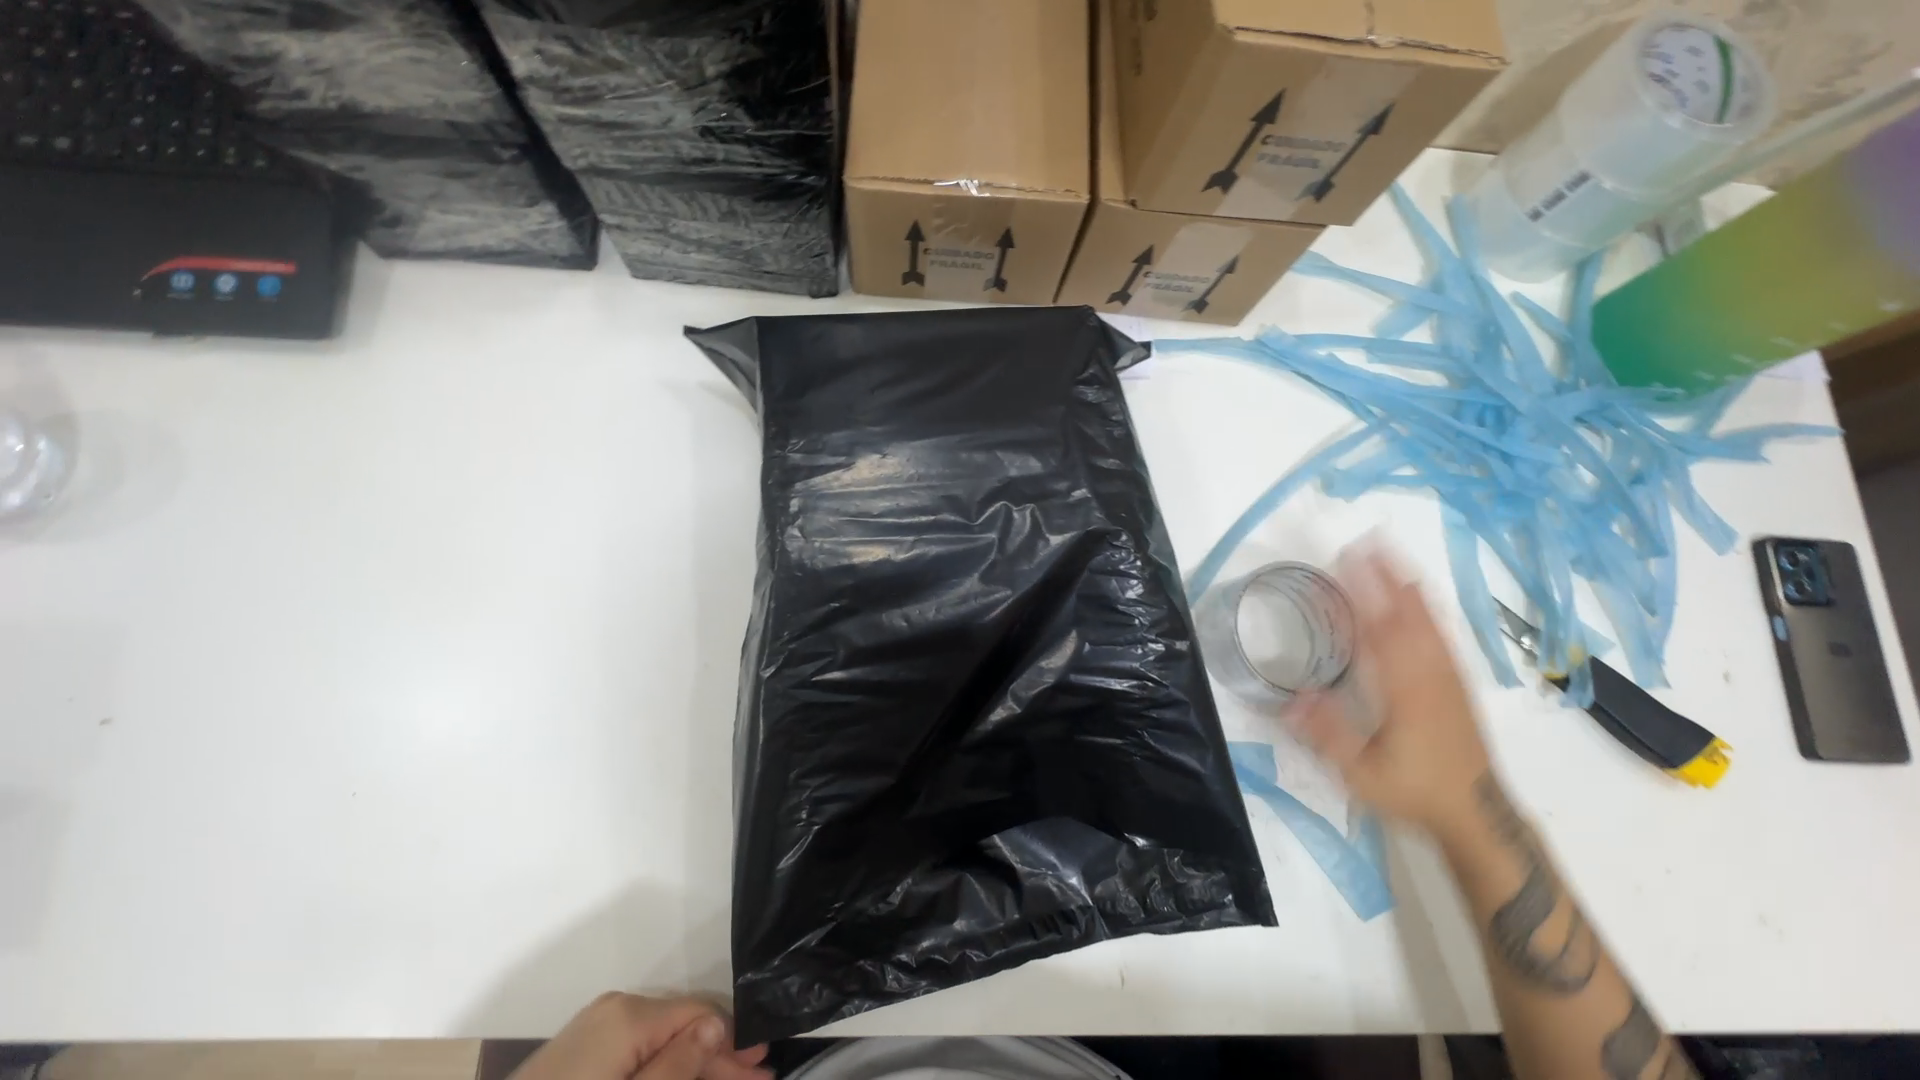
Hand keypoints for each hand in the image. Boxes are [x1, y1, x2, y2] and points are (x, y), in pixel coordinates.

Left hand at [508, 993, 770, 1079]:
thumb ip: (678, 1064)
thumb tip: (717, 1025)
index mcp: (630, 1016)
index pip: (701, 1016)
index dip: (734, 1043)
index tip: (763, 1065)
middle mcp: (615, 1008)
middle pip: (683, 1026)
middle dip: (718, 1056)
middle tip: (758, 1078)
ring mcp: (595, 1026)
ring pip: (662, 1039)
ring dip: (694, 1062)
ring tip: (728, 1079)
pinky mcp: (581, 1047)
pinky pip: (637, 1048)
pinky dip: (663, 1064)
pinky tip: (682, 1074)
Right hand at [1288, 544, 1490, 835]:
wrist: (1476, 813)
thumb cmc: (1412, 791)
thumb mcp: (1360, 774)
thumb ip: (1327, 735)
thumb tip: (1290, 699)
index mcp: (1405, 693)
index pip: (1380, 632)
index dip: (1363, 594)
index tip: (1346, 563)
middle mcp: (1431, 675)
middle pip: (1408, 615)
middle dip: (1386, 576)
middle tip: (1364, 543)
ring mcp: (1449, 677)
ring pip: (1429, 620)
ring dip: (1408, 584)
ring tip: (1390, 554)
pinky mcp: (1459, 683)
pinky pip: (1443, 633)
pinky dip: (1429, 607)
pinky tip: (1421, 595)